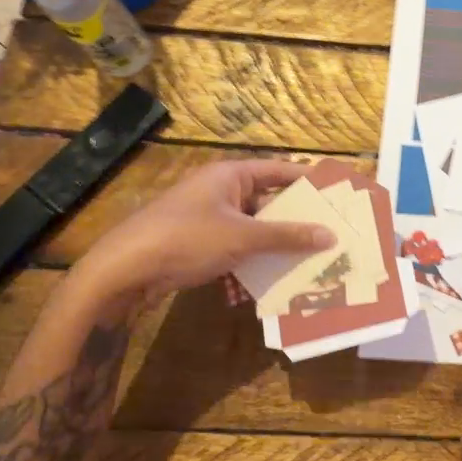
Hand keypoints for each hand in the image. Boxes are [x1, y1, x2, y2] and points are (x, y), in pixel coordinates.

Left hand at [71, 160, 334, 302]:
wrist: (123, 270)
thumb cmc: (186, 239)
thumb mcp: (243, 237)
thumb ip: (287, 235)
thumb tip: (329, 234)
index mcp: (231, 175)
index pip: (280, 170)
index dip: (309, 182)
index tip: (338, 195)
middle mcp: (220, 191)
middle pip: (268, 202)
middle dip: (295, 222)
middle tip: (329, 235)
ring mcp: (207, 218)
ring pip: (252, 230)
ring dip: (274, 248)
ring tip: (306, 265)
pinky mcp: (196, 244)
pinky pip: (234, 250)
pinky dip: (248, 265)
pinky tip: (261, 289)